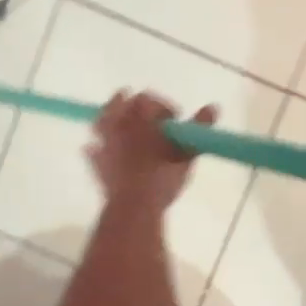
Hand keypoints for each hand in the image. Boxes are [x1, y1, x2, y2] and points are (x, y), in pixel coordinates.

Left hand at [89, 91, 217, 210]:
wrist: (134, 206)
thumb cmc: (162, 176)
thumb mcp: (187, 152)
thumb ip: (198, 127)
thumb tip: (213, 106)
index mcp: (139, 115)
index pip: (149, 98)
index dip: (164, 107)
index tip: (174, 121)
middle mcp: (117, 123)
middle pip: (122, 103)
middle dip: (136, 107)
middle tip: (150, 122)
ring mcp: (103, 142)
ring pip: (103, 121)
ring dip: (112, 119)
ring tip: (123, 129)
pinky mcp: (95, 162)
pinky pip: (92, 149)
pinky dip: (97, 147)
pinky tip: (99, 151)